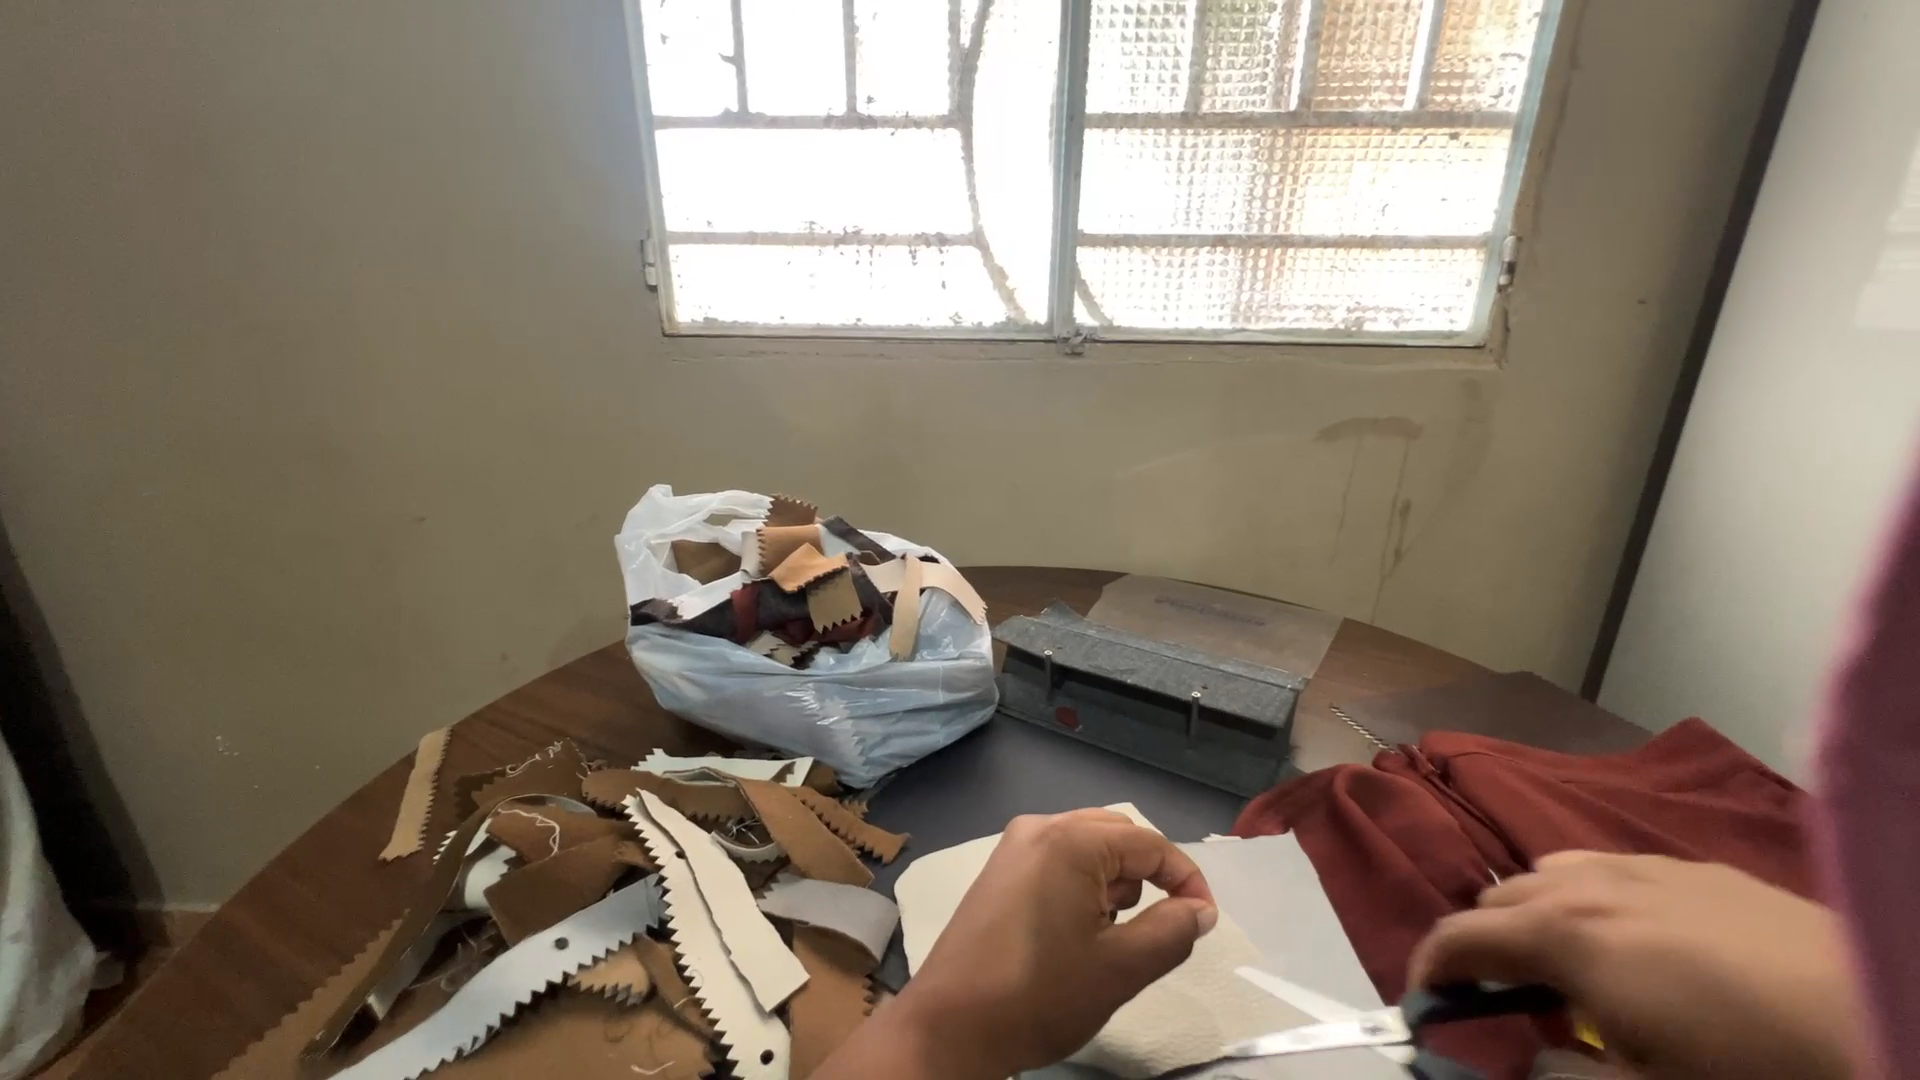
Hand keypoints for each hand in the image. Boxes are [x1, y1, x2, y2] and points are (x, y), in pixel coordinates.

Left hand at [817, 809, 1218, 1079]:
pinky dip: (1083, 884)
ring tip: (1110, 935)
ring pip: (1087, 847)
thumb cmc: (1039, 995)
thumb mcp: (1120, 969)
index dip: (1185, 878)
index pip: (1148, 843)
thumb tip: (1200, 910)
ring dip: (1114, 881)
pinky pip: (1058, 860)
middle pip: (1116, 835)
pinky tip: (1078, 929)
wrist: (951, 1025)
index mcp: (1069, 840)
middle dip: (1147, 877)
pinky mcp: (1000, 870)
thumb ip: (1171, 932)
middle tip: (1155, 928)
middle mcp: (1039, 828)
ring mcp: (1013, 847)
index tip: (1205, 921)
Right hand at [1409, 851, 1864, 1079]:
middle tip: (1513, 999)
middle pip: (1497, 897)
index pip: (1458, 936)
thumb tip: (1527, 1058)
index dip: (1428, 968)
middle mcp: (1584, 884)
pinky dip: (1594, 900)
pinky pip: (1612, 870)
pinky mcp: (1699, 869)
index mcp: (1561, 934)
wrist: (1900, 1022)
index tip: (1425, 1004)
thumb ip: (1564, 1074)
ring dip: (1538, 914)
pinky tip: (1646, 942)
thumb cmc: (1757, 1068)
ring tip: (1574, 964)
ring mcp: (1643, 867)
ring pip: (1550, 873)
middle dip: (1486, 943)